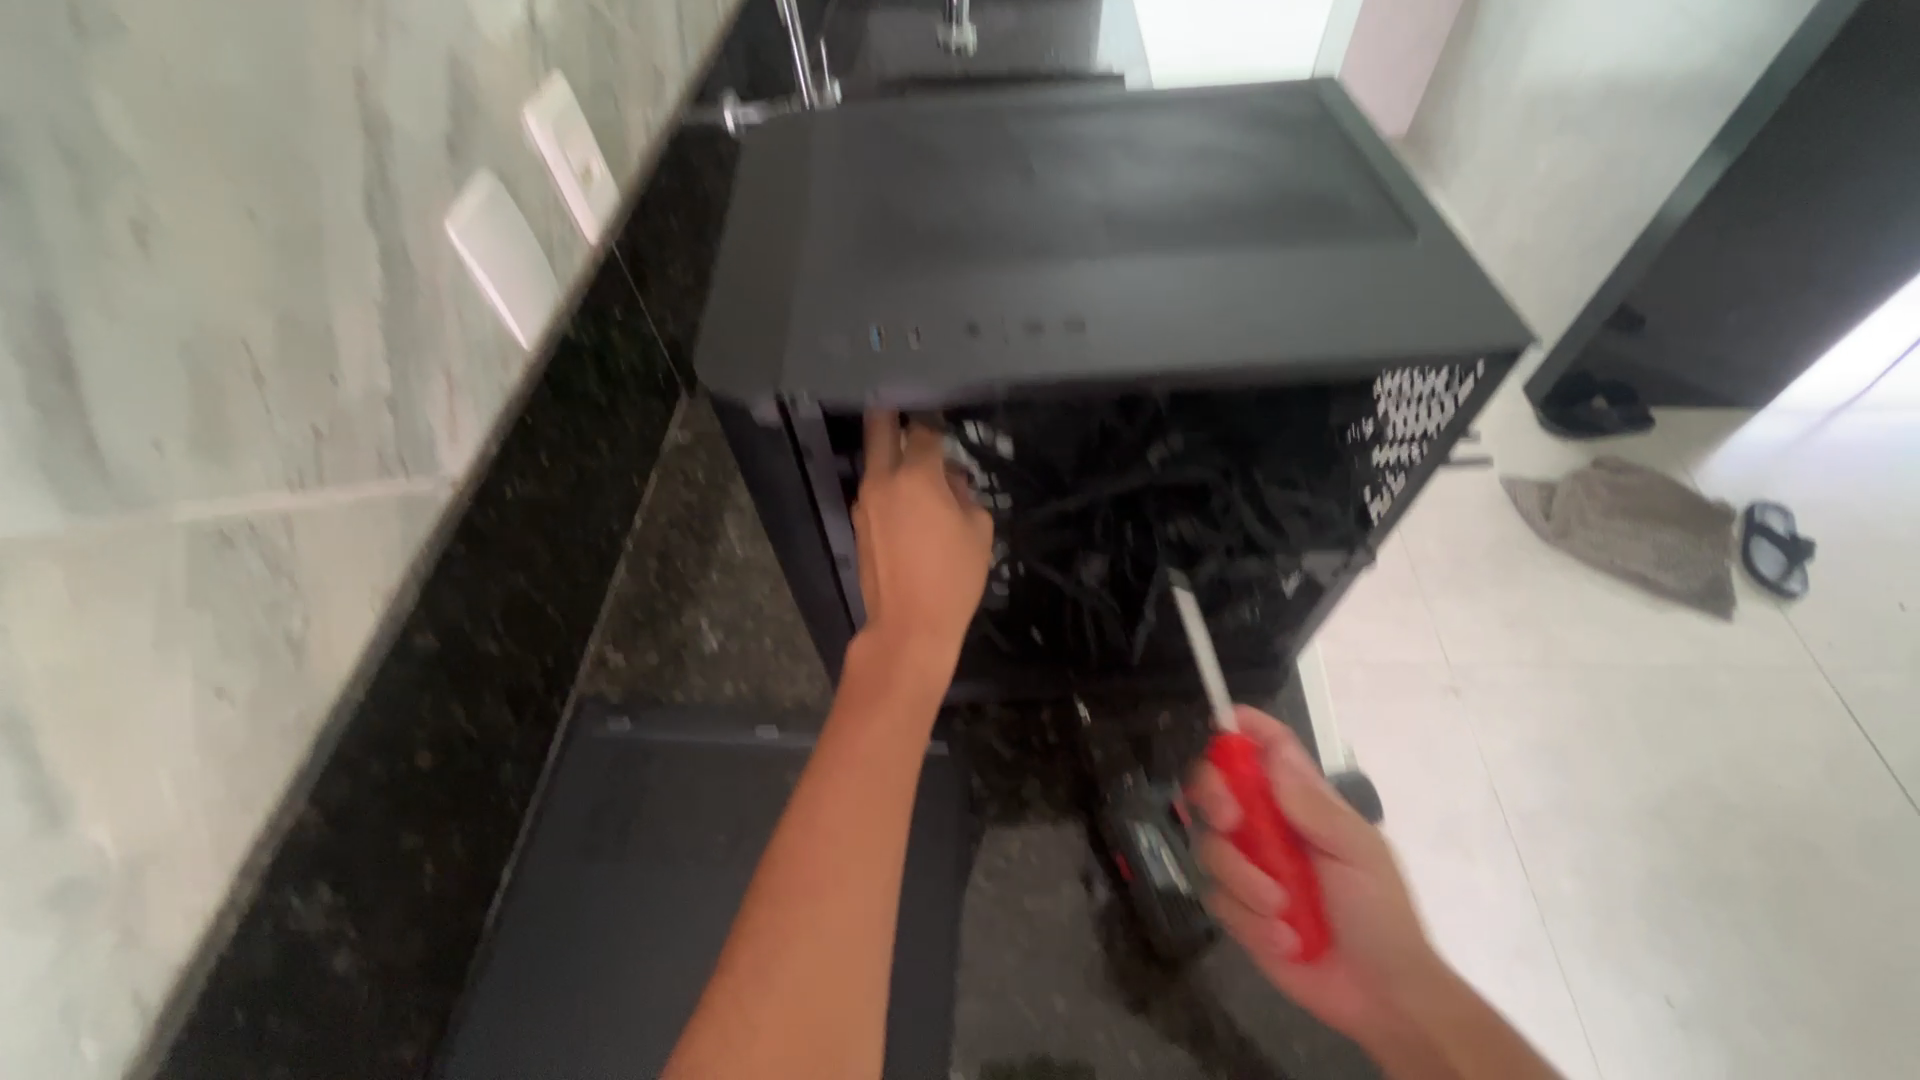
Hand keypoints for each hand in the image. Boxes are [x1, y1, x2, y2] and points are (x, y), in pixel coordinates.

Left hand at [851, 410, 995, 668]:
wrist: (909, 624)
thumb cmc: (953, 576)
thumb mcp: (978, 530)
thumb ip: (964, 494)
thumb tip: (951, 482)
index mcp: (916, 476)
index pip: (924, 431)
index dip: (936, 421)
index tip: (943, 417)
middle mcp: (883, 481)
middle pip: (880, 429)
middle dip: (892, 412)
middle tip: (905, 404)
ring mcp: (865, 503)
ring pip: (876, 463)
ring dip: (893, 456)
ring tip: (919, 468)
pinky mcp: (859, 525)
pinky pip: (875, 492)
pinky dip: (890, 486)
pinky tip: (910, 503)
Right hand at [1187, 707, 1440, 1045]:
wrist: (1381, 996)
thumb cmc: (1381, 913)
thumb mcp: (1358, 851)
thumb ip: (1312, 804)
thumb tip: (1272, 751)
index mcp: (1300, 800)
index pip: (1265, 748)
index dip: (1240, 729)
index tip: (1221, 722)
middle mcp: (1266, 825)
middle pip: (1213, 786)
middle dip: (1212, 796)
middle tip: (1230, 820)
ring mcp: (1249, 865)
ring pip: (1209, 847)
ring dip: (1244, 880)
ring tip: (1283, 911)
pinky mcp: (1237, 908)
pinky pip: (1217, 898)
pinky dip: (1250, 920)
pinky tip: (1286, 939)